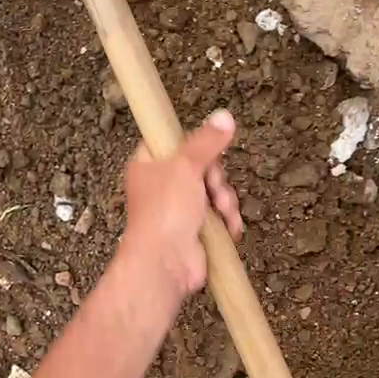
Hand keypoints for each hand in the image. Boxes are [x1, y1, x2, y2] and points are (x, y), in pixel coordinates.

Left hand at [118, 109, 243, 300]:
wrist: (165, 261)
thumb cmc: (165, 210)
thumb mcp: (186, 165)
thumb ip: (206, 141)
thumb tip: (225, 116)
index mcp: (149, 165)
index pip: (173, 142)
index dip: (195, 145)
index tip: (208, 150)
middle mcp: (161, 185)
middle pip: (201, 167)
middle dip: (216, 179)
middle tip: (214, 188)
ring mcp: (178, 209)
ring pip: (213, 192)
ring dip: (225, 201)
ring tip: (222, 212)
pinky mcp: (194, 230)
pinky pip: (218, 216)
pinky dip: (227, 220)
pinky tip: (229, 228)